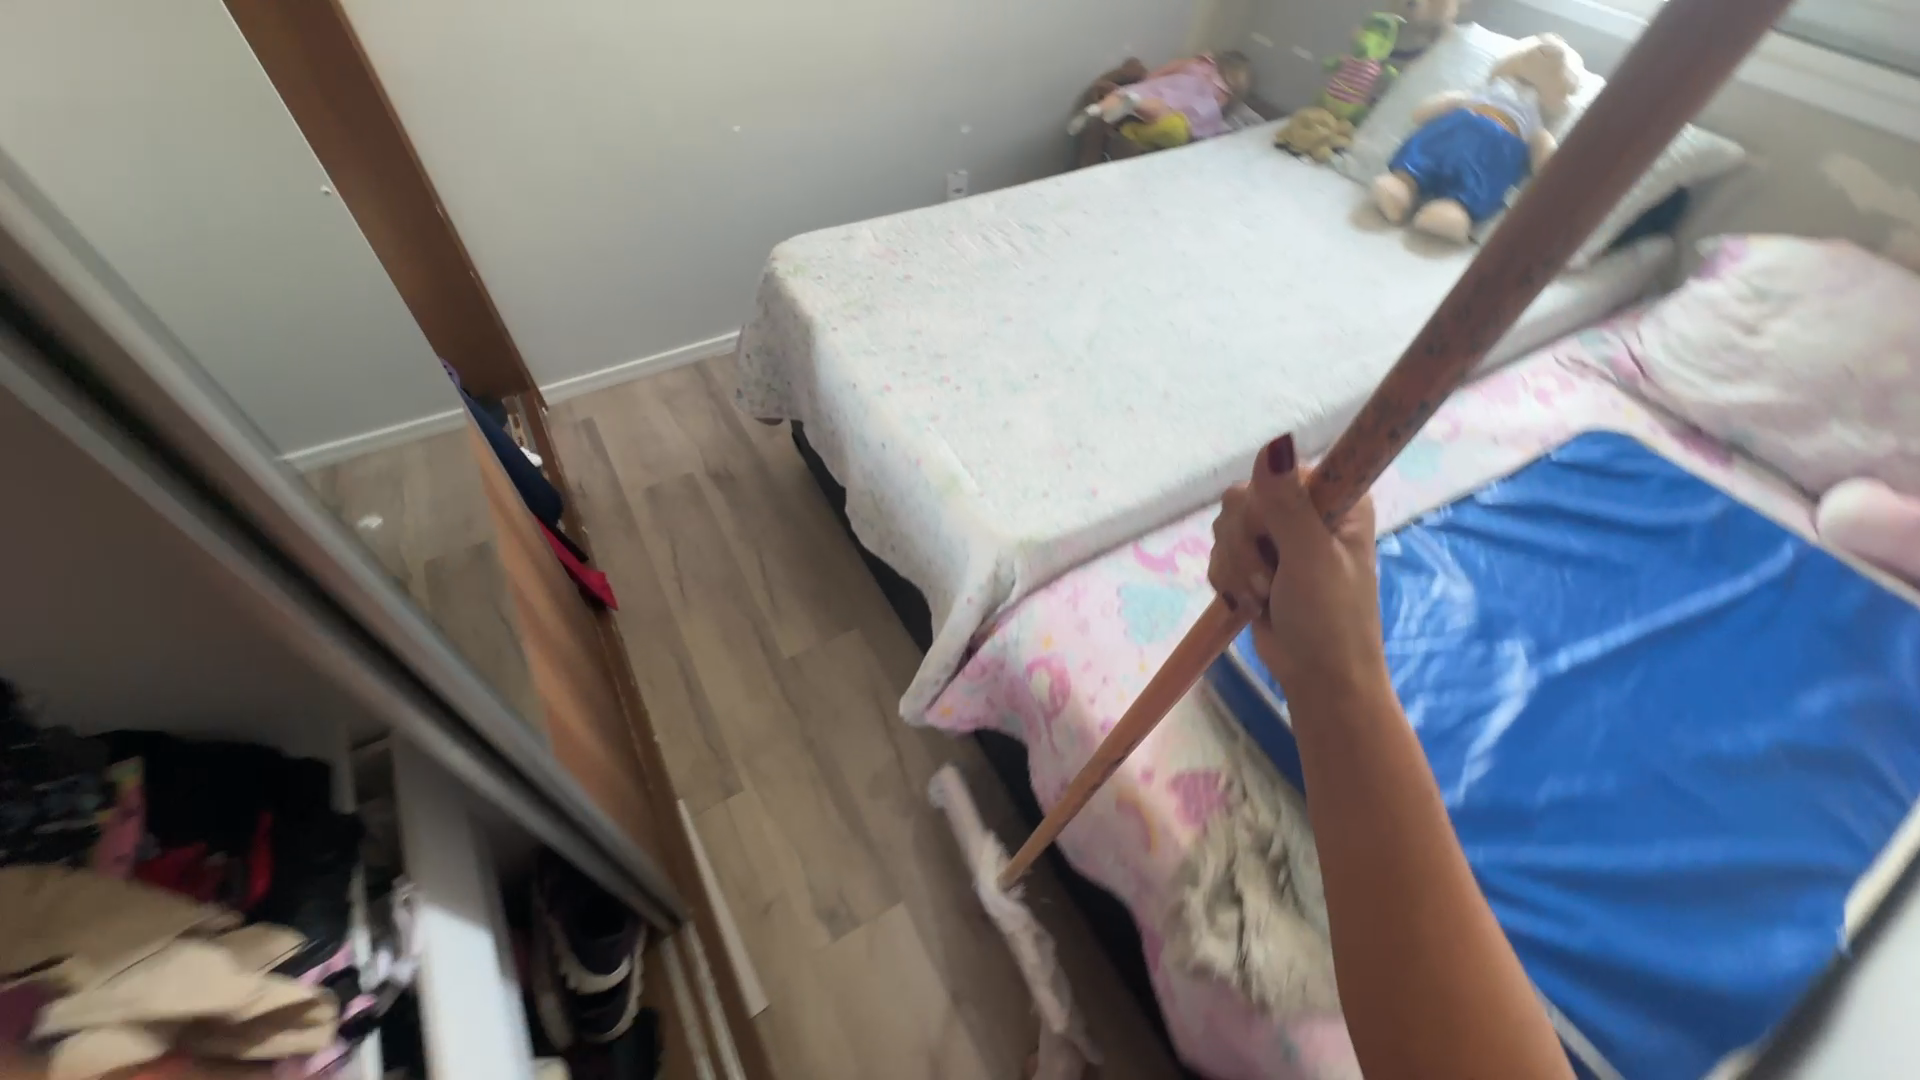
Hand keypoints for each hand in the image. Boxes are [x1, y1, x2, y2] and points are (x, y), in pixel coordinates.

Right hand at [1208, 434, 1388, 703]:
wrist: (1317, 676)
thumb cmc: (1330, 619)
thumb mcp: (1311, 559)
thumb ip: (1286, 504)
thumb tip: (1273, 443)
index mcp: (1333, 497)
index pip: (1274, 473)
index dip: (1263, 508)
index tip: (1278, 541)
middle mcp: (1305, 508)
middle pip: (1240, 501)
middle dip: (1245, 547)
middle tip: (1272, 579)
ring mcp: (1277, 536)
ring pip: (1223, 528)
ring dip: (1236, 569)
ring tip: (1265, 595)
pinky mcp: (1253, 560)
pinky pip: (1216, 552)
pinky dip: (1227, 580)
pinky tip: (1251, 600)